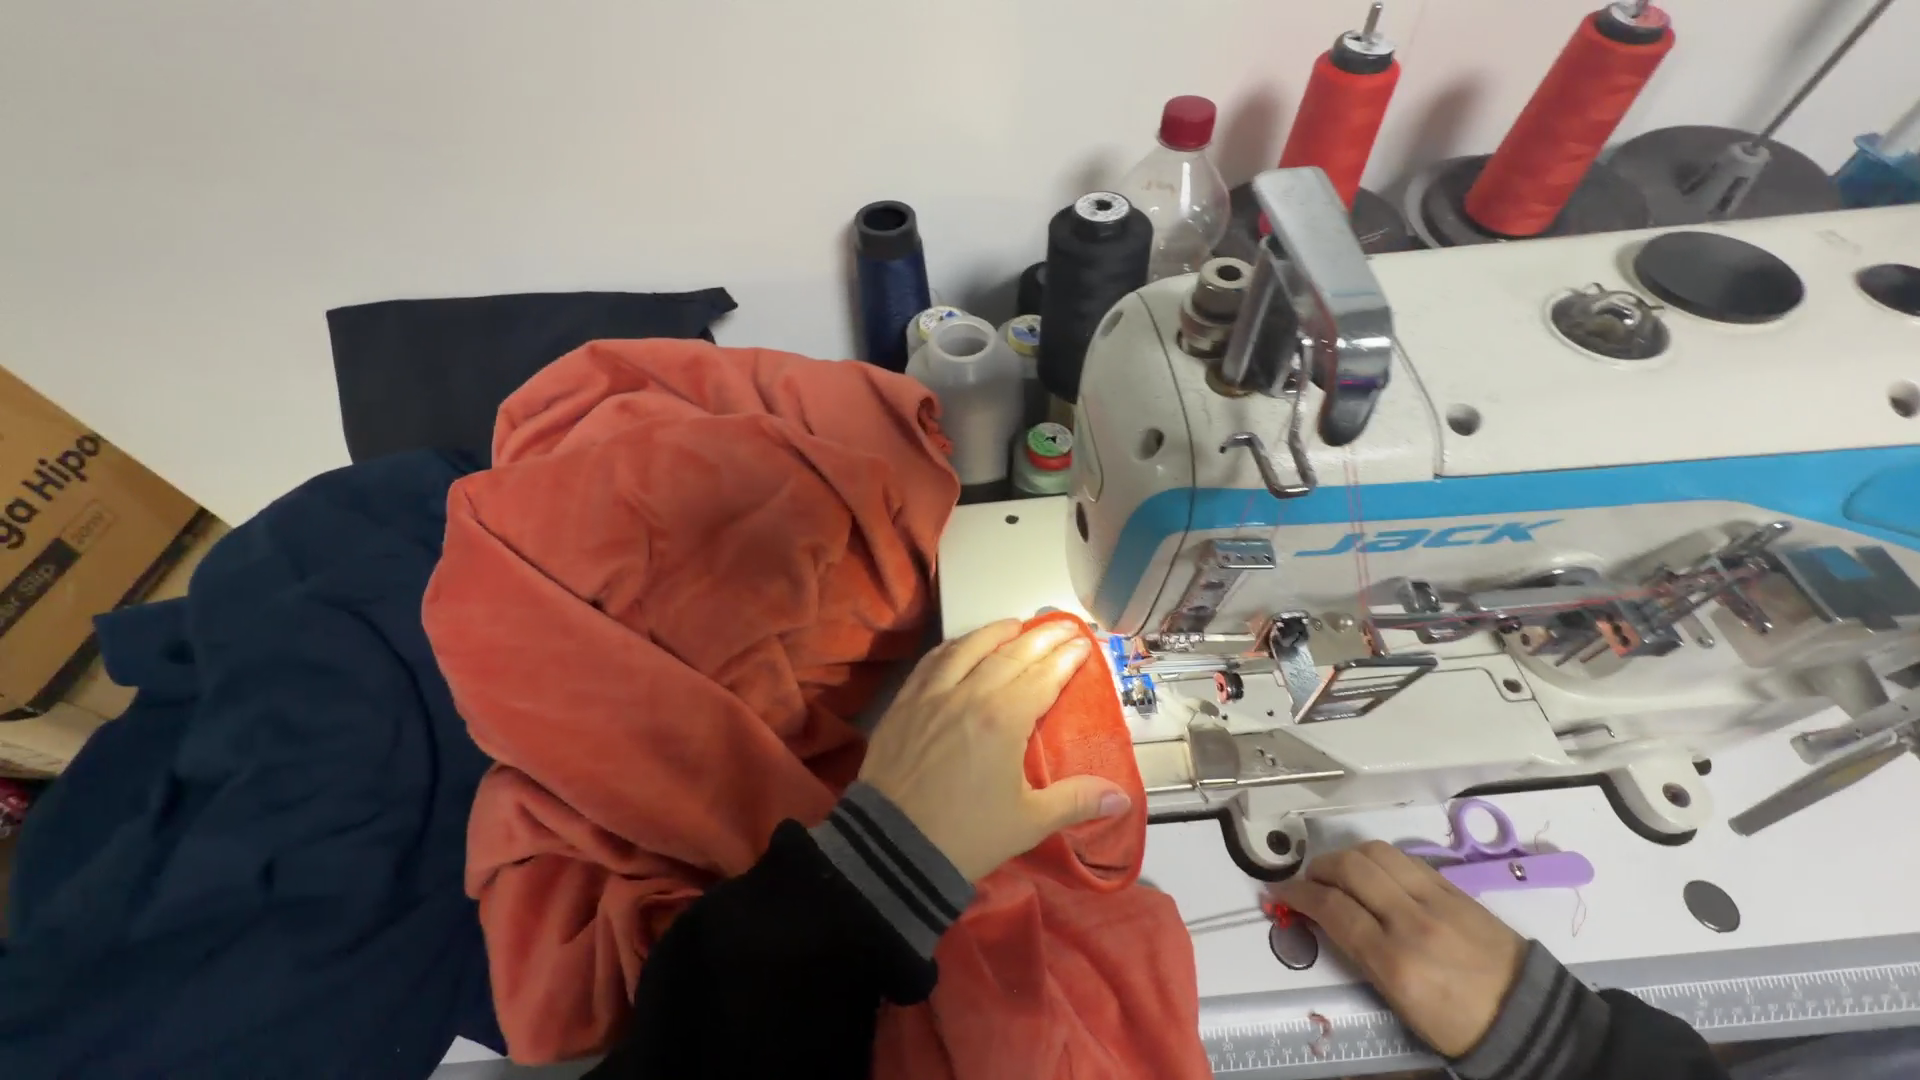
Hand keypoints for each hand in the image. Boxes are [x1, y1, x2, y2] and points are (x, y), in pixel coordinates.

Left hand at [858, 618, 1132, 881]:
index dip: (1066, 658)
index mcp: (1003, 719)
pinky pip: (932, 662)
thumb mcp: (1029, 822)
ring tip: (1016, 624)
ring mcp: (932, 694)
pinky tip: (961, 645)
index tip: (1082, 644)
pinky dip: (953, 647)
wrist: (893, 847)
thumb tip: (1121, 798)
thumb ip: (1076, 801)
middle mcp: (968, 694)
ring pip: (968, 649)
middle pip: (1010, 654)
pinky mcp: (904, 702)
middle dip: (1041, 638)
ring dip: (995, 632)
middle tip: (1062, 626)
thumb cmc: (966, 835)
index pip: (1043, 677)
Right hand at [1275, 841, 1526, 1057]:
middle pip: (1349, 868)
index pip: (1331, 908)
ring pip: (1376, 852)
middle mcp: (1413, 922)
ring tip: (1340, 873)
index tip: (1280, 892)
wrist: (1531, 1021)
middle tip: (1308, 881)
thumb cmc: (1457, 1025)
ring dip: (1347, 856)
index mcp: (1395, 961)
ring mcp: (1438, 900)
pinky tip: (1376, 875)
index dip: (1297, 894)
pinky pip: (1406, 859)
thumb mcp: (1398, 1002)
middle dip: (1318, 868)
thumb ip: (1358, 956)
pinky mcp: (1456, 890)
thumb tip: (1323, 920)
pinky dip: (1379, 860)